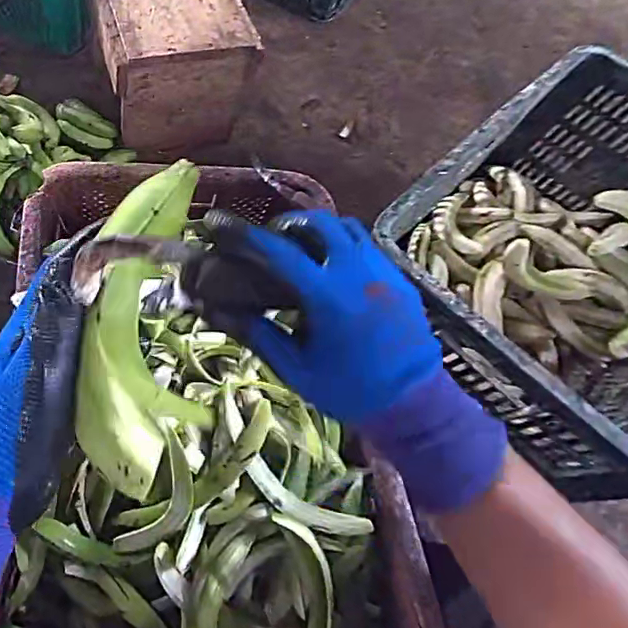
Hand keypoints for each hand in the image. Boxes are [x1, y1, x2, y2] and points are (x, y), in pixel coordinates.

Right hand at [222, 211, 507, 511]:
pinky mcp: (400, 277)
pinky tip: (333, 267)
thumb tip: (213, 311)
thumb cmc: (348, 391)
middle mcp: (357, 273)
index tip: (216, 222)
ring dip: (319, 229)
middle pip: (317, 223)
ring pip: (347, 227)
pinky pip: (367, 245)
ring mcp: (384, 271)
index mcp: (328, 297)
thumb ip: (256, 333)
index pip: (277, 251)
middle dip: (288, 224)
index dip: (242, 234)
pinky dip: (344, 244)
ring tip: (302, 247)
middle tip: (269, 239)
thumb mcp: (295, 368)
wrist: (414, 406)